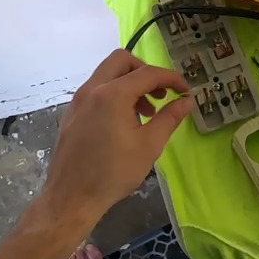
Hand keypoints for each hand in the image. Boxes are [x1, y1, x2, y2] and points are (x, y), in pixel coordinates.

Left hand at [37, 50, 193, 226]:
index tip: (185, 91)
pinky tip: (124, 122)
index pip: (148, 73)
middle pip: (122, 61)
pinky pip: (96, 91)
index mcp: (112, 94)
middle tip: (160, 94)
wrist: (71, 196)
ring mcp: (78, 100)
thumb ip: (169, 118)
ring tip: (146, 113)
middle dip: (146, 72)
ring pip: (107, 74)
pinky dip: (114, 94)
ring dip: (130, 84)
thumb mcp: (149, 145)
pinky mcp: (72, 113)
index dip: (171, 79)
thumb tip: (186, 101)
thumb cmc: (113, 173)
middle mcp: (92, 89)